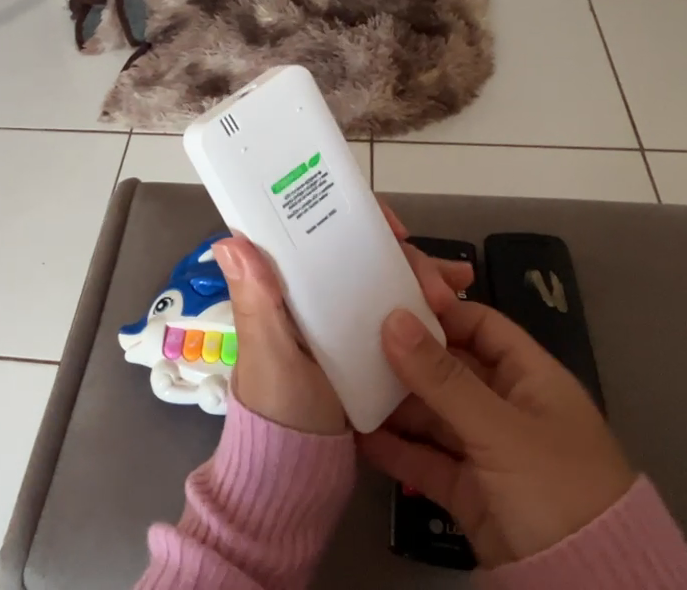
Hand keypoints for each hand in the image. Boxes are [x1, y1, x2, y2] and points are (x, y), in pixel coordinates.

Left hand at [212, 204, 474, 435]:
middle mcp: (311, 290)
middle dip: (401, 252)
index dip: (349, 214)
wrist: (300, 472)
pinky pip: (396, 306)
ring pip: (382, 273)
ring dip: (420, 271)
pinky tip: (456, 299)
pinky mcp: (364, 339)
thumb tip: (230, 241)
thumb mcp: (268, 356)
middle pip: (357, 248)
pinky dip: (425, 298)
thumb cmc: (278, 410)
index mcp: (280, 285)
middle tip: (437, 280)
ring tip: (456, 286)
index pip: (311, 229)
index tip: (389, 224)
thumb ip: (256, 303)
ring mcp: (340, 314)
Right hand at [358, 302, 634, 567]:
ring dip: (395, 403)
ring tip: (345, 384)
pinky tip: (359, 435)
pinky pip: (426, 459)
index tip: (388, 301)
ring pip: (433, 415)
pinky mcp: (468, 491)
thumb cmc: (556, 487)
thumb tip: (393, 318)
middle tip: (352, 341)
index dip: (439, 311)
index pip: (481, 326)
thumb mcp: (500, 429)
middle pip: (450, 369)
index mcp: (531, 378)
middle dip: (406, 357)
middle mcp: (507, 407)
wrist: (588, 587)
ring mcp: (487, 451)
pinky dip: (396, 449)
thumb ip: (443, 377)